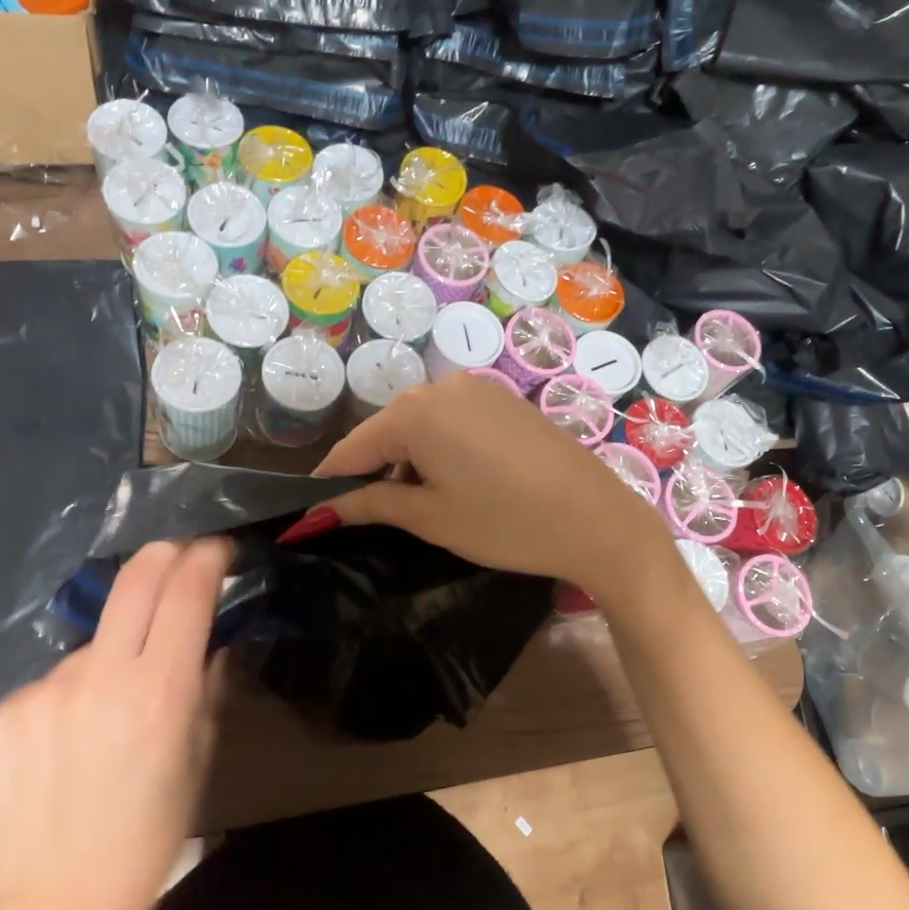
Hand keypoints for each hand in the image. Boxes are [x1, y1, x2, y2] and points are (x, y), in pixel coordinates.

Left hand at [0, 539, 231, 909]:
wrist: (58, 896)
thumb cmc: (150, 829)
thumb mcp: (199, 756)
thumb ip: (206, 684)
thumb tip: (210, 636)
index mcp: (159, 692)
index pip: (186, 590)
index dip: (207, 557)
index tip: (217, 549)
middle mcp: (98, 678)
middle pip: (134, 579)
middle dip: (164, 555)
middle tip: (178, 556)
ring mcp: (39, 692)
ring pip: (89, 643)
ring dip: (110, 654)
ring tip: (108, 711)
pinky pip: (48, 683)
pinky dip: (68, 697)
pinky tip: (66, 742)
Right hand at [310, 372, 677, 596]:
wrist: (597, 520)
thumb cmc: (505, 523)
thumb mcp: (430, 518)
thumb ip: (369, 505)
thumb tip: (317, 514)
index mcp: (414, 412)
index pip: (352, 448)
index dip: (330, 484)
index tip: (311, 516)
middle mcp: (441, 386)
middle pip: (387, 432)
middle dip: (373, 472)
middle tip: (371, 519)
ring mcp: (478, 389)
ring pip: (421, 426)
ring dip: (408, 462)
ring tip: (420, 508)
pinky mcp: (505, 400)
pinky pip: (453, 421)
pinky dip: (440, 449)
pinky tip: (457, 484)